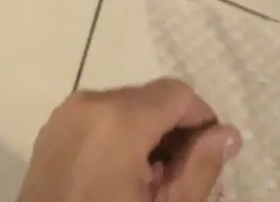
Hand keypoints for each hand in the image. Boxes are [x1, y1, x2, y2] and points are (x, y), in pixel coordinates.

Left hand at [16, 78, 241, 201]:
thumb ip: (200, 170)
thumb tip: (227, 134)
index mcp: (120, 119)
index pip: (177, 94)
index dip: (202, 121)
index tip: (211, 159)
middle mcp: (91, 101)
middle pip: (150, 98)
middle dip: (174, 131)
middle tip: (182, 181)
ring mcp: (67, 112)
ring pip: (125, 105)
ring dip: (147, 134)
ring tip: (151, 185)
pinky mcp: (52, 127)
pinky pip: (98, 116)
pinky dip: (119, 135)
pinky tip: (121, 179)